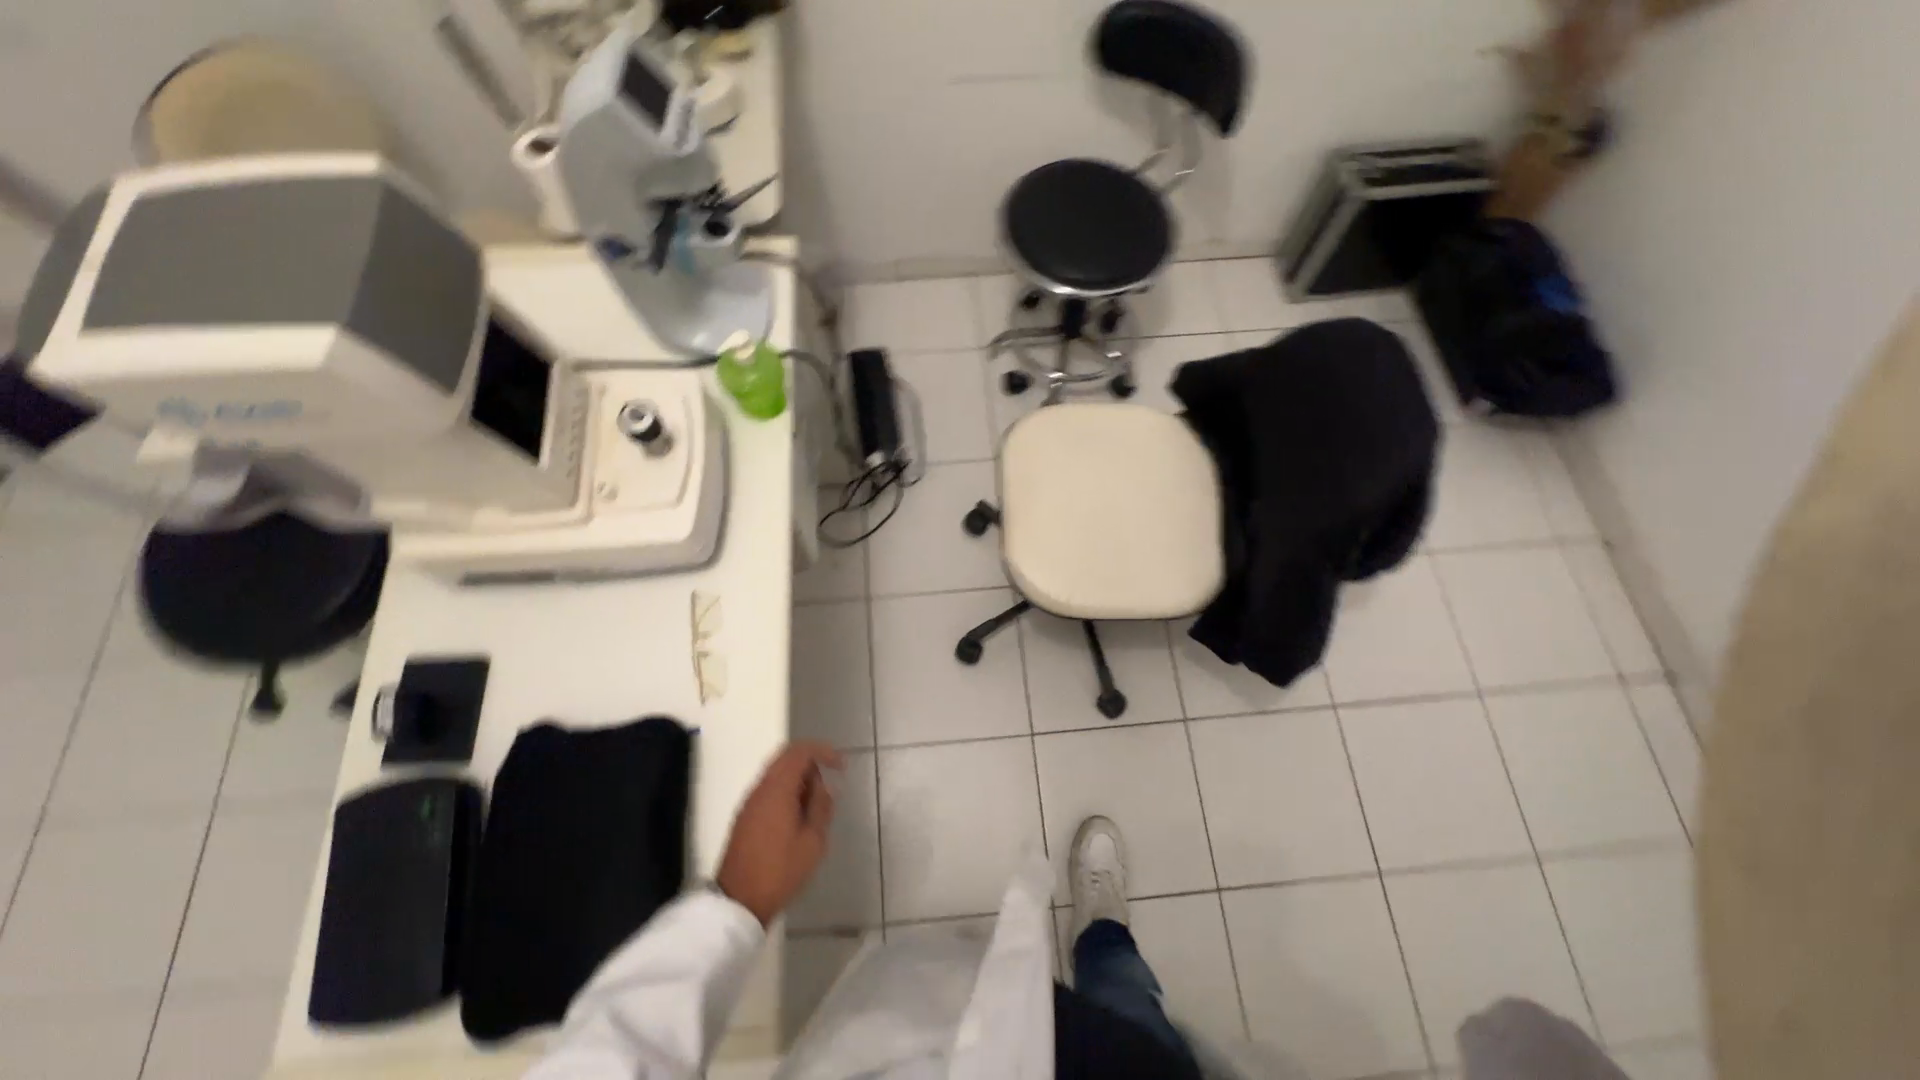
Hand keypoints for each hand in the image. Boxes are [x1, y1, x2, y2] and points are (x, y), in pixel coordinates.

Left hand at [716, 742, 843, 925]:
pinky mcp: (745, 817)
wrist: (739, 900)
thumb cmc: (781, 870)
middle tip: (828, 787)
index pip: (799, 752)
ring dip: (798, 781)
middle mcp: (759, 789)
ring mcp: (749, 803)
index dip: (823, 751)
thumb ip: (821, 807)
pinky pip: (769, 791)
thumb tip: (824, 787)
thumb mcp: (813, 841)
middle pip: (785, 759)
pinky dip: (786, 792)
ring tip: (815, 806)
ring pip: (776, 775)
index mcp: (777, 789)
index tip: (841, 766)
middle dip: (811, 765)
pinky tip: (797, 817)